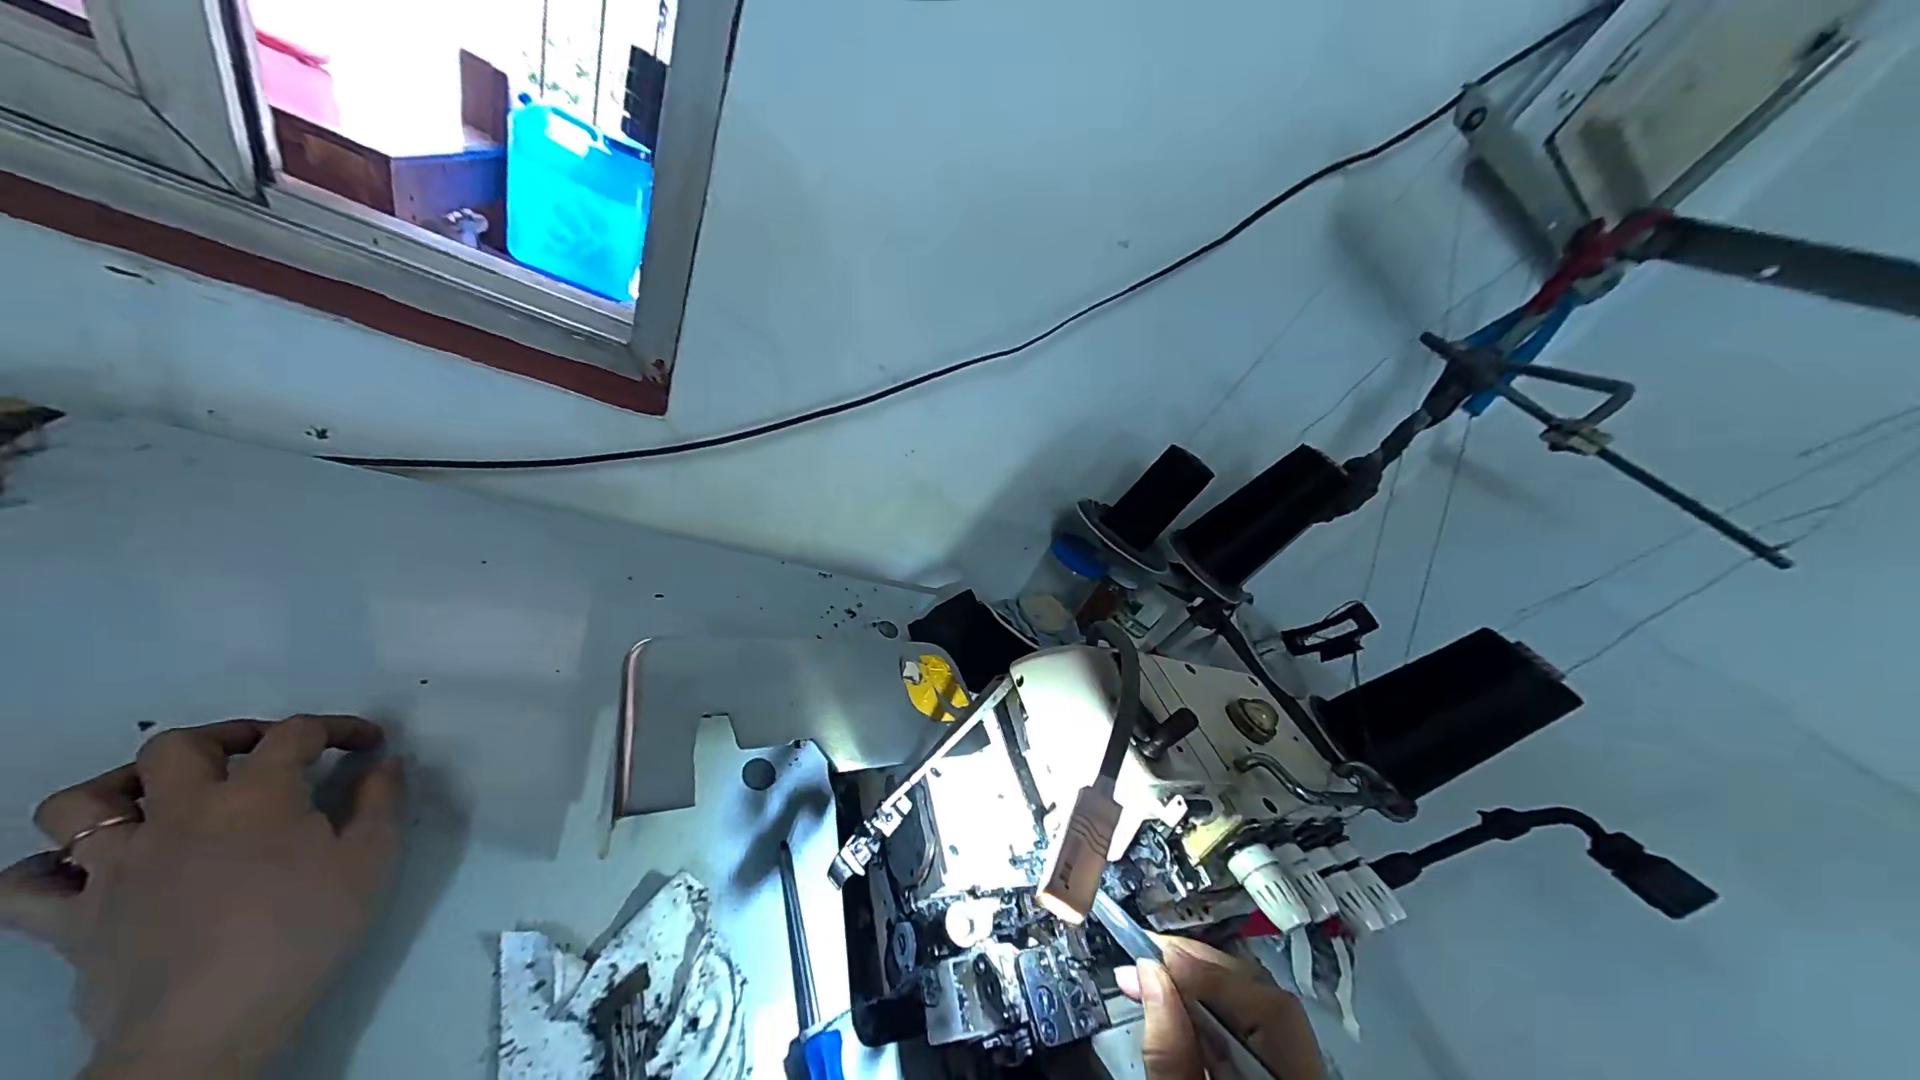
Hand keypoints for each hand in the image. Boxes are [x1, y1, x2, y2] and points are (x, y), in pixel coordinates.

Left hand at [0, 716, 403, 1079]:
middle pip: (175, 746)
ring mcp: (112, 867)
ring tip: (158, 799)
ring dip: (118, 789)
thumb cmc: (307, 928)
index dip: (337, 727)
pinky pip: (24, 887)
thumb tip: (382, 763)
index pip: (295, 733)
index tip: (368, 742)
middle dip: (223, 737)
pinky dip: (46, 870)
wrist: (212, 1023)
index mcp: (256, 795)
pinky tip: (84, 871)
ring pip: (78, 804)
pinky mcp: (70, 921)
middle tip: (259, 752)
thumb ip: (381, 801)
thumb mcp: (374, 857)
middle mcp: (177, 815)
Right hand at [1117, 936, 1324, 1079]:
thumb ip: (1169, 1054)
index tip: (1155, 955)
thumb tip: (1148, 974)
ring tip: (1155, 976)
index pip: (1269, 1009)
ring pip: (1260, 1010)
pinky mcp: (1285, 1073)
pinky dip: (1216, 1014)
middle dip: (1202, 969)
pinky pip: (1256, 1031)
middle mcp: (1311, 1074)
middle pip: (1266, 998)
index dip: (1212, 974)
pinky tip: (1183, 1008)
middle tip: (1145, 958)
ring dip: (1204, 987)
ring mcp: (1302, 1072)